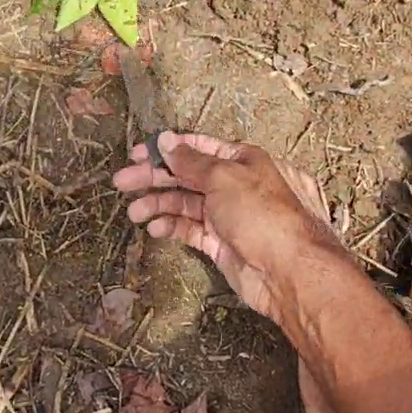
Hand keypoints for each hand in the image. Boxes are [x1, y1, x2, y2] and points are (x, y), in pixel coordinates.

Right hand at [115, 132, 349, 326]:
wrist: (290, 271)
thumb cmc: (263, 215)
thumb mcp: (224, 177)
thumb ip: (191, 161)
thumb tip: (167, 141)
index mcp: (241, 160)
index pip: (197, 148)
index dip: (166, 149)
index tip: (136, 153)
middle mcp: (234, 184)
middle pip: (187, 175)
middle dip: (154, 177)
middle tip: (122, 182)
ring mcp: (227, 215)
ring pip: (185, 203)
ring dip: (158, 204)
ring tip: (133, 213)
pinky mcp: (221, 243)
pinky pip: (190, 229)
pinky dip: (171, 226)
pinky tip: (154, 228)